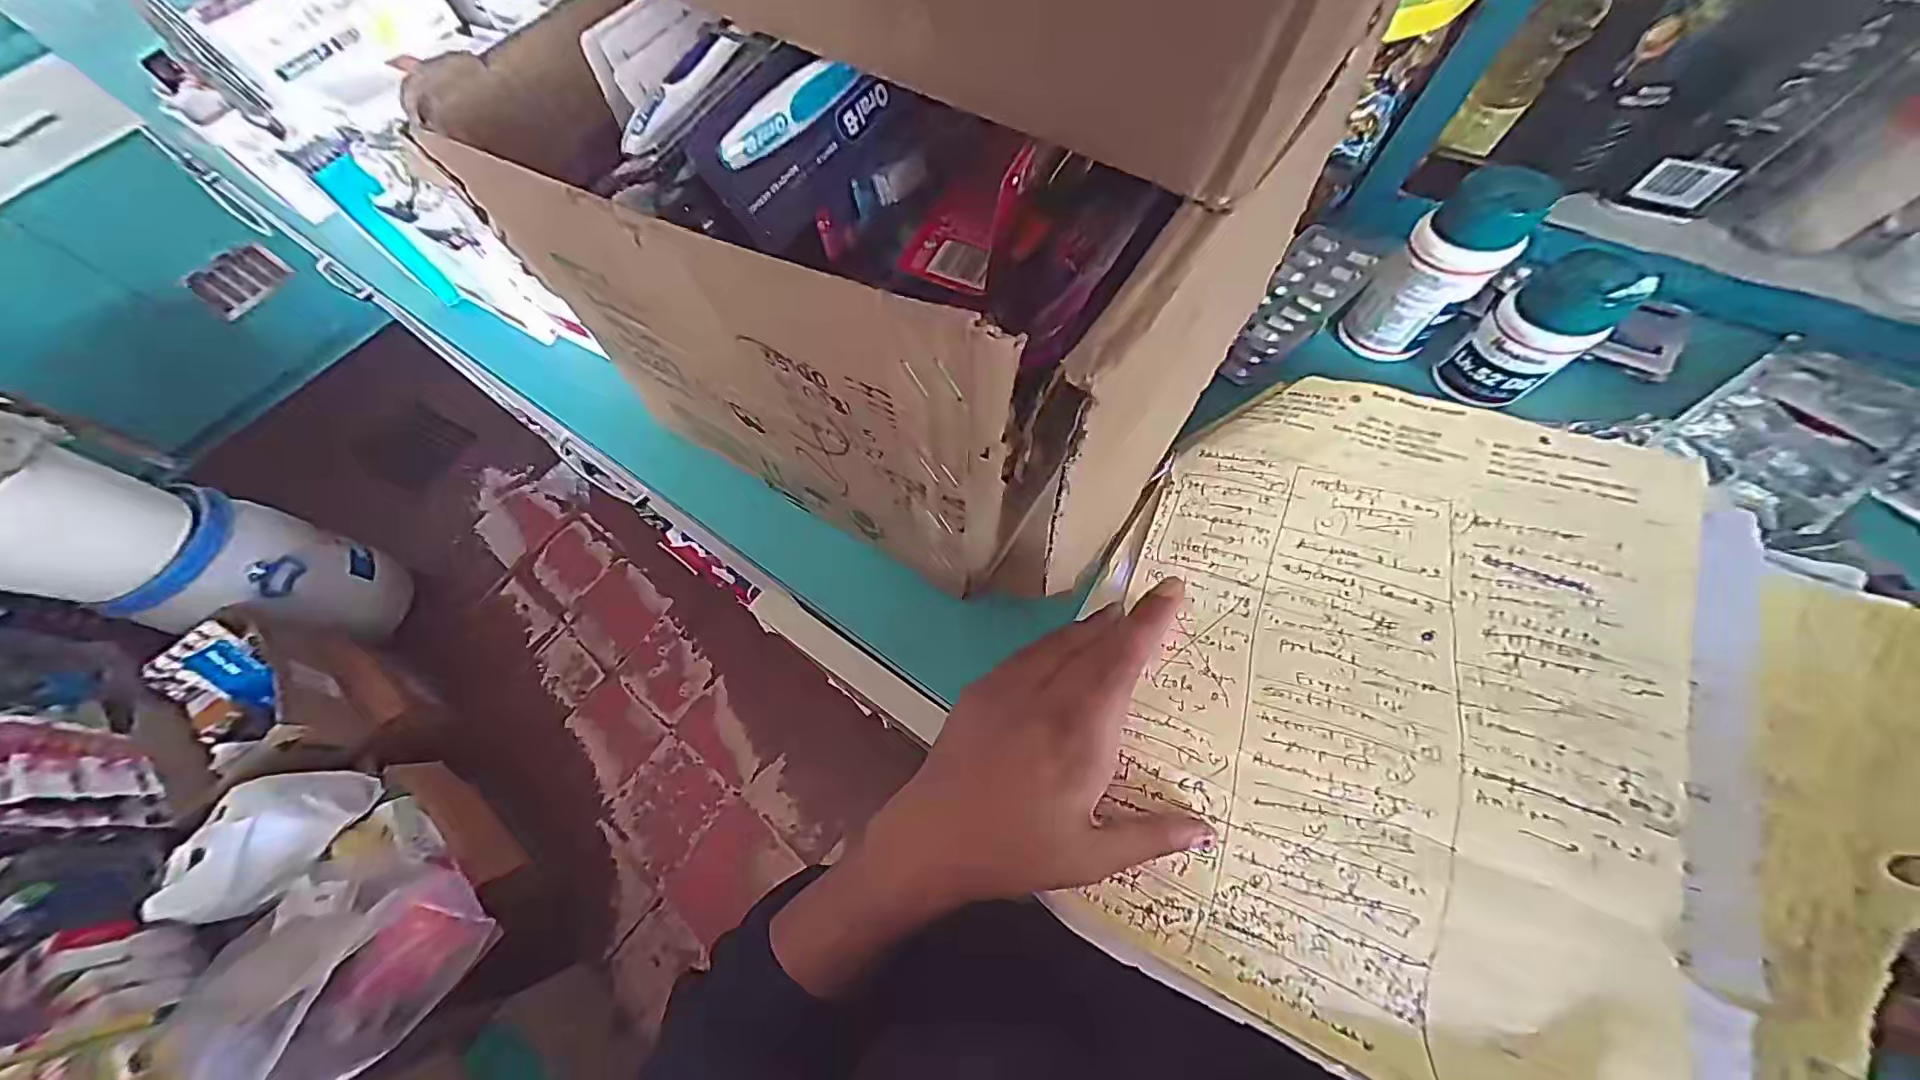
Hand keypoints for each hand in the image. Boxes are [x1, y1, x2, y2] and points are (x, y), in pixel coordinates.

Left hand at [771, 577, 1211, 997]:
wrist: (931, 838)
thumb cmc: (1014, 851)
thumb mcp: (1088, 857)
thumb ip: (1150, 837)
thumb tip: (1206, 830)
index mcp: (1081, 735)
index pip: (1121, 664)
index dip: (1148, 624)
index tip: (1170, 591)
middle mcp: (1047, 699)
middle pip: (1094, 644)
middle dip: (1127, 618)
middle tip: (1152, 599)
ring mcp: (1009, 689)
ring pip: (1059, 642)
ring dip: (1091, 625)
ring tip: (1115, 616)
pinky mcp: (981, 689)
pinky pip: (1027, 653)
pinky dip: (1054, 640)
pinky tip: (1061, 644)